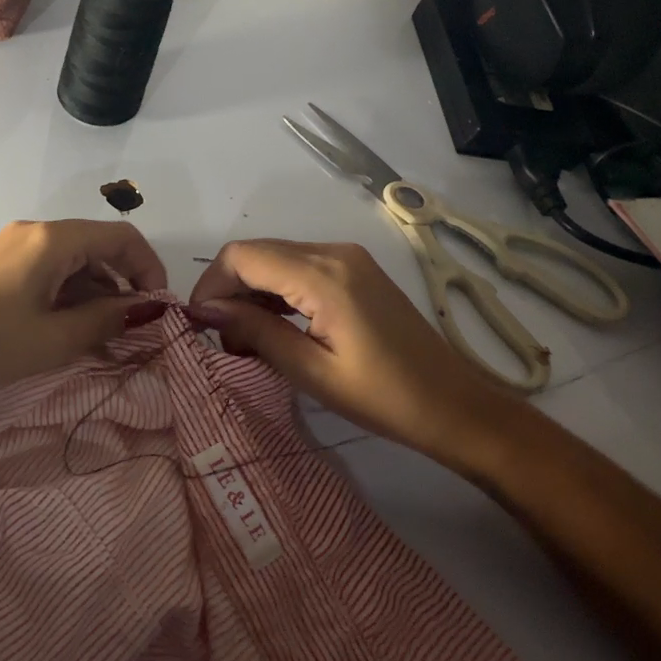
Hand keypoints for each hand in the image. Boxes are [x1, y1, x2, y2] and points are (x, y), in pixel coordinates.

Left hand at [0, 220, 168, 397]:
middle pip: (97, 246)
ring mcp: (14, 246)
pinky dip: (68, 295)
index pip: (120, 237)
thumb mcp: (55, 339)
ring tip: (103, 338)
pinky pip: (48, 270)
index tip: (159, 308)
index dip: (149, 269)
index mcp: (51, 239)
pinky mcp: (0, 265)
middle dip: (122, 284)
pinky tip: (70, 330)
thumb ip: (106, 320)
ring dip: (95, 293)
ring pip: (73, 260)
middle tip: (133, 331)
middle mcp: (34, 232)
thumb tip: (146, 310)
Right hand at [187, 239, 526, 466]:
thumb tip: (205, 311)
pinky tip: (274, 327)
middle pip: (254, 253)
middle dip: (228, 290)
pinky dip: (275, 291)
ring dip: (250, 292)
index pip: (241, 257)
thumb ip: (254, 332)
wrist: (459, 407)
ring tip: (246, 340)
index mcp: (323, 276)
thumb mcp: (310, 371)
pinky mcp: (354, 271)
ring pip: (273, 259)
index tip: (202, 325)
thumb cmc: (384, 397)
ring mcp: (347, 258)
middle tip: (223, 339)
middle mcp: (332, 253)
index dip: (211, 285)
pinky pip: (297, 267)